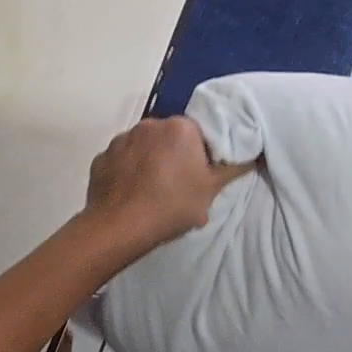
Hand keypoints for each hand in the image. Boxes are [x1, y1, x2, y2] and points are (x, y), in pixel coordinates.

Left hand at [83, 117, 252, 250]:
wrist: (120, 226)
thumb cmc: (172, 206)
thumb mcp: (210, 191)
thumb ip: (231, 168)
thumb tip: (251, 156)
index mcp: (180, 128)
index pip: (197, 132)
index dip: (200, 152)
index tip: (199, 173)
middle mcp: (148, 125)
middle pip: (167, 136)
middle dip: (172, 154)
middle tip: (176, 182)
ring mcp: (120, 140)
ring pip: (141, 146)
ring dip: (147, 160)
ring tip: (150, 189)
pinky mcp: (100, 157)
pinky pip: (119, 159)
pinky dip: (125, 170)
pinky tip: (130, 191)